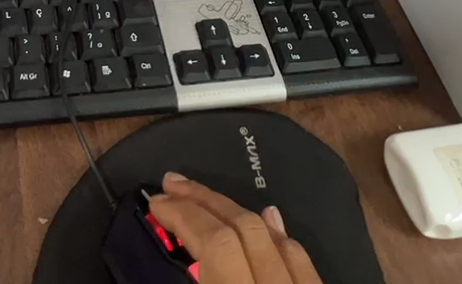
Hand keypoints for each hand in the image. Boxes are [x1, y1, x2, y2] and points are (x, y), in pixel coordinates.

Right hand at [147, 172, 320, 283]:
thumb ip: (195, 278)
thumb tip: (179, 248)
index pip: (215, 243)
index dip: (182, 215)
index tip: (157, 203)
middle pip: (244, 229)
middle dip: (203, 200)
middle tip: (172, 186)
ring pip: (275, 238)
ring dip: (235, 211)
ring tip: (204, 197)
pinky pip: (304, 263)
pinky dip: (280, 236)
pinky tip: (269, 220)